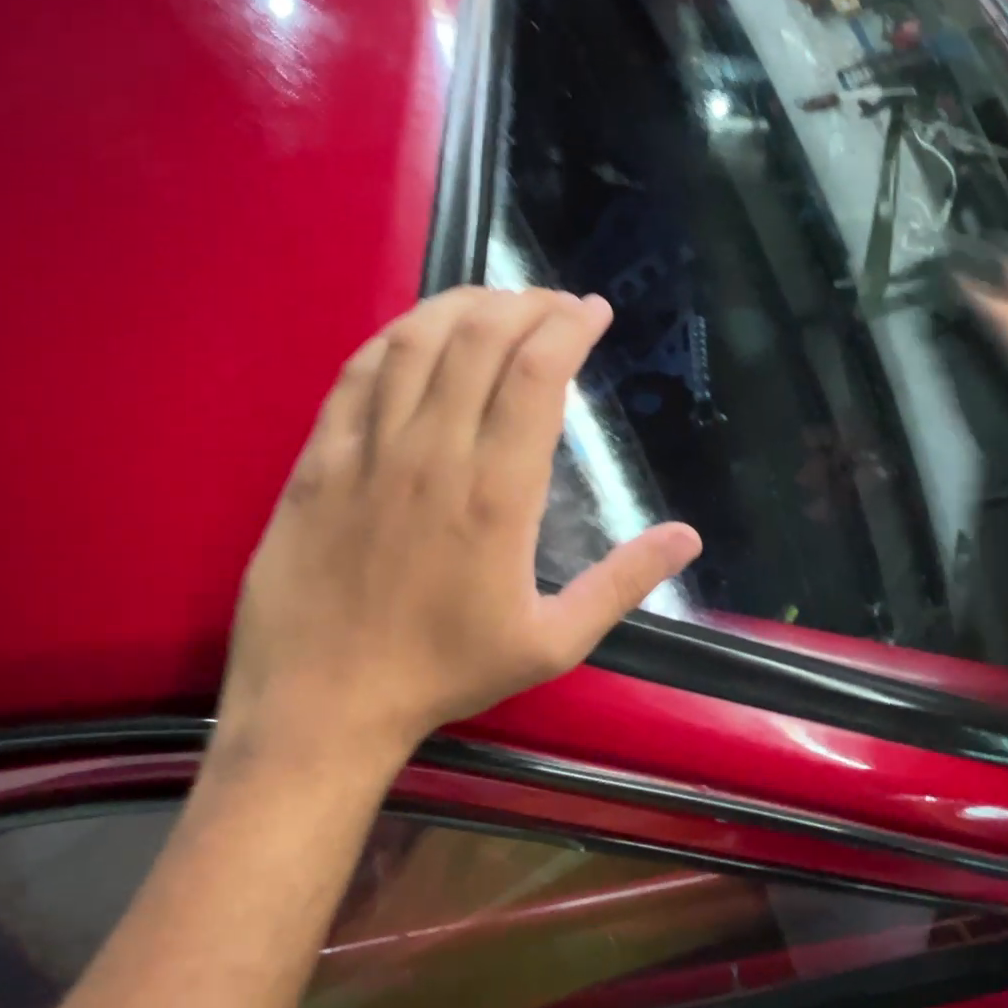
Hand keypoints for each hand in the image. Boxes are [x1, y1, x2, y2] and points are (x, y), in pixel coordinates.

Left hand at [217, 287, 702, 767]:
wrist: (323, 705)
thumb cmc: (447, 672)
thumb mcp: (555, 642)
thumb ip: (623, 582)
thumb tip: (689, 536)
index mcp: (497, 492)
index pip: (537, 374)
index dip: (570, 327)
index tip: (594, 311)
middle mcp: (433, 453)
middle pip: (481, 339)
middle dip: (528, 304)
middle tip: (557, 305)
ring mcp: (368, 451)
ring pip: (417, 342)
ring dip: (465, 306)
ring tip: (500, 303)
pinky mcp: (319, 459)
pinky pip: (357, 373)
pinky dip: (397, 336)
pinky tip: (422, 332)